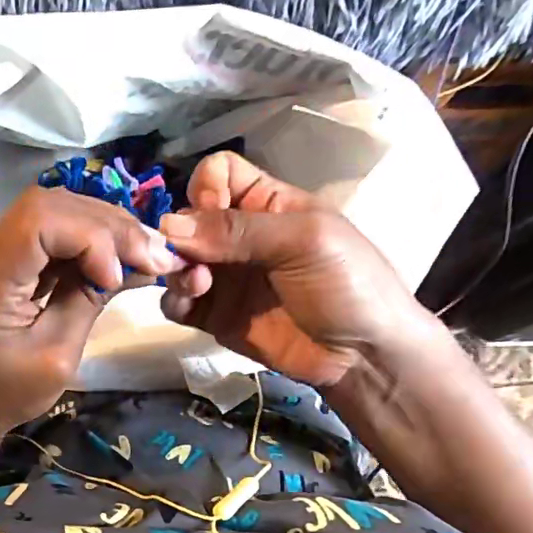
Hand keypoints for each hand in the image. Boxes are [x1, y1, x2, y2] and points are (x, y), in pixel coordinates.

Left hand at [0, 187, 183, 458]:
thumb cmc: (4, 395)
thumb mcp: (57, 357)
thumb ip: (88, 301)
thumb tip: (133, 263)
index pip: (40, 221)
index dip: (91, 236)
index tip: (116, 278)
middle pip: (48, 207)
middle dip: (108, 228)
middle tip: (154, 256)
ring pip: (50, 212)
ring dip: (101, 230)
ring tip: (143, 255)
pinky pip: (42, 232)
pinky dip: (83, 240)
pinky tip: (114, 259)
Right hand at [157, 152, 435, 387]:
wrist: (363, 356)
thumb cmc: (348, 284)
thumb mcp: (303, 241)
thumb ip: (238, 231)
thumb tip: (169, 227)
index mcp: (266, 204)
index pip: (217, 176)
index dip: (204, 189)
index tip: (207, 215)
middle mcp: (238, 237)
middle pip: (187, 220)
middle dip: (180, 237)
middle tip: (189, 261)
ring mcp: (225, 278)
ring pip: (176, 262)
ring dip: (175, 270)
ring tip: (198, 286)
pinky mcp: (215, 317)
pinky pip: (177, 303)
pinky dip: (173, 302)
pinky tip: (188, 306)